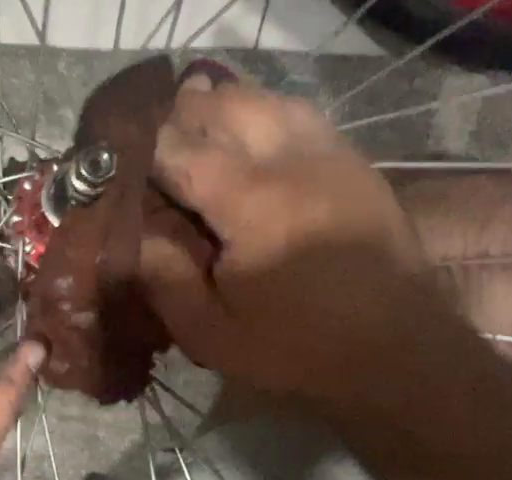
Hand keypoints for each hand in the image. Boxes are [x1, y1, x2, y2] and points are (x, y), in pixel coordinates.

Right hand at [140, 84, 449, 406]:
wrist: (393, 346)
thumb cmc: (293, 348)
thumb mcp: (210, 334)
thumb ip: (164, 279)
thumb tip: (135, 233)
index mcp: (252, 203)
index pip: (180, 148)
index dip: (142, 154)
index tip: (117, 173)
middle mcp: (292, 159)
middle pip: (222, 106)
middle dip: (179, 122)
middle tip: (151, 160)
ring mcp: (328, 151)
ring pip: (262, 99)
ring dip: (220, 113)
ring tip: (192, 143)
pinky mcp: (350, 159)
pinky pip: (295, 113)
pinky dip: (259, 117)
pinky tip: (242, 146)